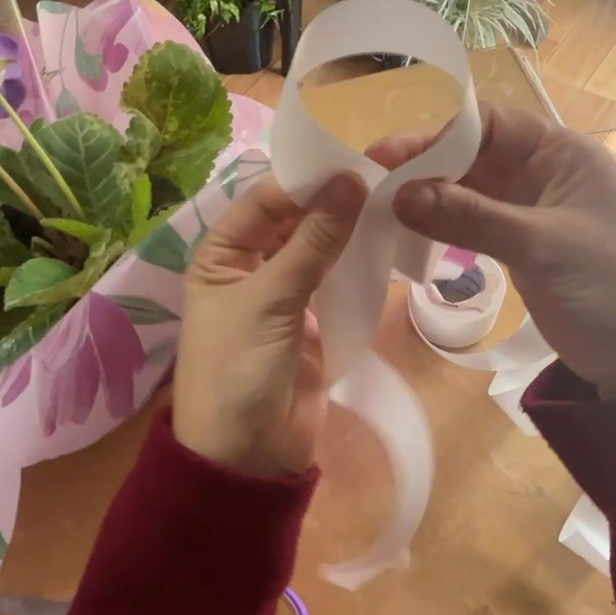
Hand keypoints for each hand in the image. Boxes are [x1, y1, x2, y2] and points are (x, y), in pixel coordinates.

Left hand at [174, 173, 367, 475]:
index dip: (304, 180)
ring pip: (319, 250)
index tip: (354, 160)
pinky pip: (337, 283)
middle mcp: (251, 269)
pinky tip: (389, 243)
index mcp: (221, 256)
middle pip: (294, 222)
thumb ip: (313, 241)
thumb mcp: (269, 299)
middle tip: (385, 174)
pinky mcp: (315, 324)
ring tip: (394, 201)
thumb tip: (352, 181)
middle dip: (332, 202)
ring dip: (349, 231)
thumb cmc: (238, 369)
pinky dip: (358, 266)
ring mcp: (285, 297)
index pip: (263, 201)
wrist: (248, 454)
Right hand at [383, 106, 615, 399]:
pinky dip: (444, 233)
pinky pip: (474, 230)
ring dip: (428, 202)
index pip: (487, 125)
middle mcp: (544, 176)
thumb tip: (399, 195)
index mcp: (562, 154)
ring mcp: (532, 218)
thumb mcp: (543, 247)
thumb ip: (471, 218)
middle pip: (471, 158)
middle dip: (423, 169)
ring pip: (469, 196)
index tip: (381, 156)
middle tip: (366, 188)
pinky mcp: (523, 255)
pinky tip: (410, 240)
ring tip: (377, 214)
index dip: (433, 135)